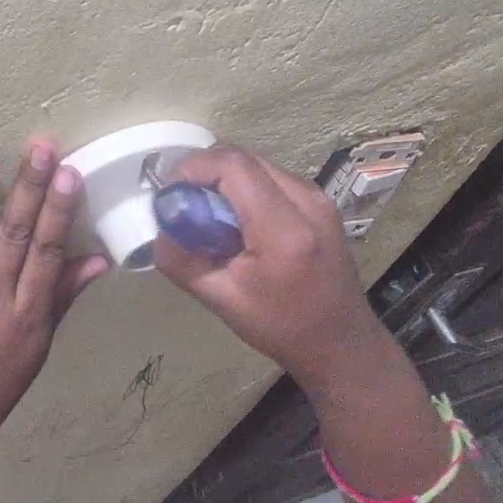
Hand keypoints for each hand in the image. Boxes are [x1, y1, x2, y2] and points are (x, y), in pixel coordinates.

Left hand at [0, 138, 110, 446]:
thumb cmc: (0, 375)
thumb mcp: (42, 341)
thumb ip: (64, 294)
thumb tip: (98, 258)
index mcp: (29, 311)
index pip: (47, 253)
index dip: (59, 212)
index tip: (69, 173)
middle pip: (14, 239)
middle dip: (28, 190)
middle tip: (39, 148)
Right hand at [152, 145, 379, 381]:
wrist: (342, 344)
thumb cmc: (282, 327)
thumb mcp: (220, 300)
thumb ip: (180, 260)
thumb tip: (160, 226)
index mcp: (284, 229)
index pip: (233, 166)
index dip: (193, 168)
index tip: (171, 194)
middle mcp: (307, 201)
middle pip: (242, 158)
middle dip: (204, 173)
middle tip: (184, 205)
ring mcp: (317, 197)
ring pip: (255, 164)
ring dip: (223, 180)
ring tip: (209, 216)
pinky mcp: (318, 201)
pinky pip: (269, 176)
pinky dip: (243, 188)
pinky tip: (237, 221)